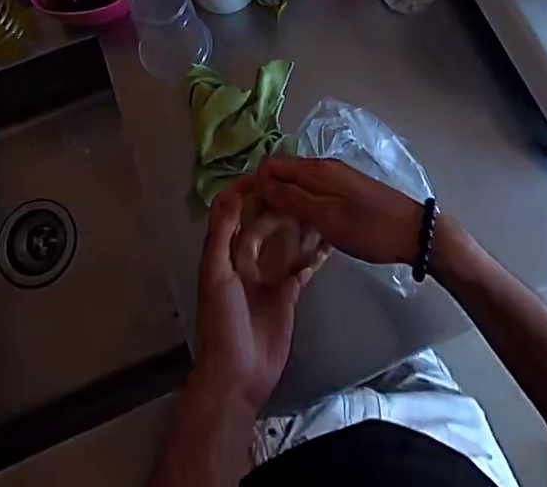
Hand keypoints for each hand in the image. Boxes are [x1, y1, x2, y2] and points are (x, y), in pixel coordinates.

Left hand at [193, 178, 314, 412]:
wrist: (238, 373)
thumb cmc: (222, 322)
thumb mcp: (216, 274)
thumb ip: (222, 235)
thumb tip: (229, 194)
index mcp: (223, 252)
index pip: (231, 211)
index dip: (244, 190)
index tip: (267, 172)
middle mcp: (245, 259)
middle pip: (260, 222)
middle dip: (276, 203)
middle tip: (301, 184)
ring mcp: (268, 276)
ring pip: (284, 241)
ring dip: (298, 225)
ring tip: (319, 205)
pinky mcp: (287, 294)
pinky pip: (302, 268)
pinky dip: (314, 255)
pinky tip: (329, 242)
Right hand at [258, 156, 425, 266]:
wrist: (415, 234)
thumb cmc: (370, 228)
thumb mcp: (327, 218)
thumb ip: (293, 199)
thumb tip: (261, 181)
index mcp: (317, 170)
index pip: (273, 164)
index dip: (256, 183)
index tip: (247, 210)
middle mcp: (324, 167)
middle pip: (285, 173)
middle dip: (268, 194)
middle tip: (259, 226)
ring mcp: (337, 179)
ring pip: (299, 185)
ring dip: (286, 202)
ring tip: (276, 232)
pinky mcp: (346, 192)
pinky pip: (314, 194)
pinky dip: (303, 207)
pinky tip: (303, 230)